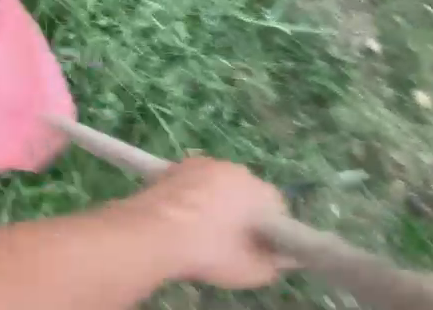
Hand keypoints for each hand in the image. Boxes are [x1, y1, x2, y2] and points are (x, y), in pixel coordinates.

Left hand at [123, 156, 289, 289]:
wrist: (153, 231)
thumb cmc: (211, 250)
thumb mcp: (256, 271)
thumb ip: (276, 262)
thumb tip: (279, 255)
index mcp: (255, 187)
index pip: (277, 205)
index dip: (275, 228)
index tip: (265, 246)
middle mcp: (227, 167)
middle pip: (246, 190)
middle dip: (245, 210)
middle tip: (237, 239)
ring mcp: (196, 163)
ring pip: (218, 183)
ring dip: (218, 200)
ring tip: (208, 229)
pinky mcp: (171, 166)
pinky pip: (194, 182)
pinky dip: (194, 195)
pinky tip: (187, 217)